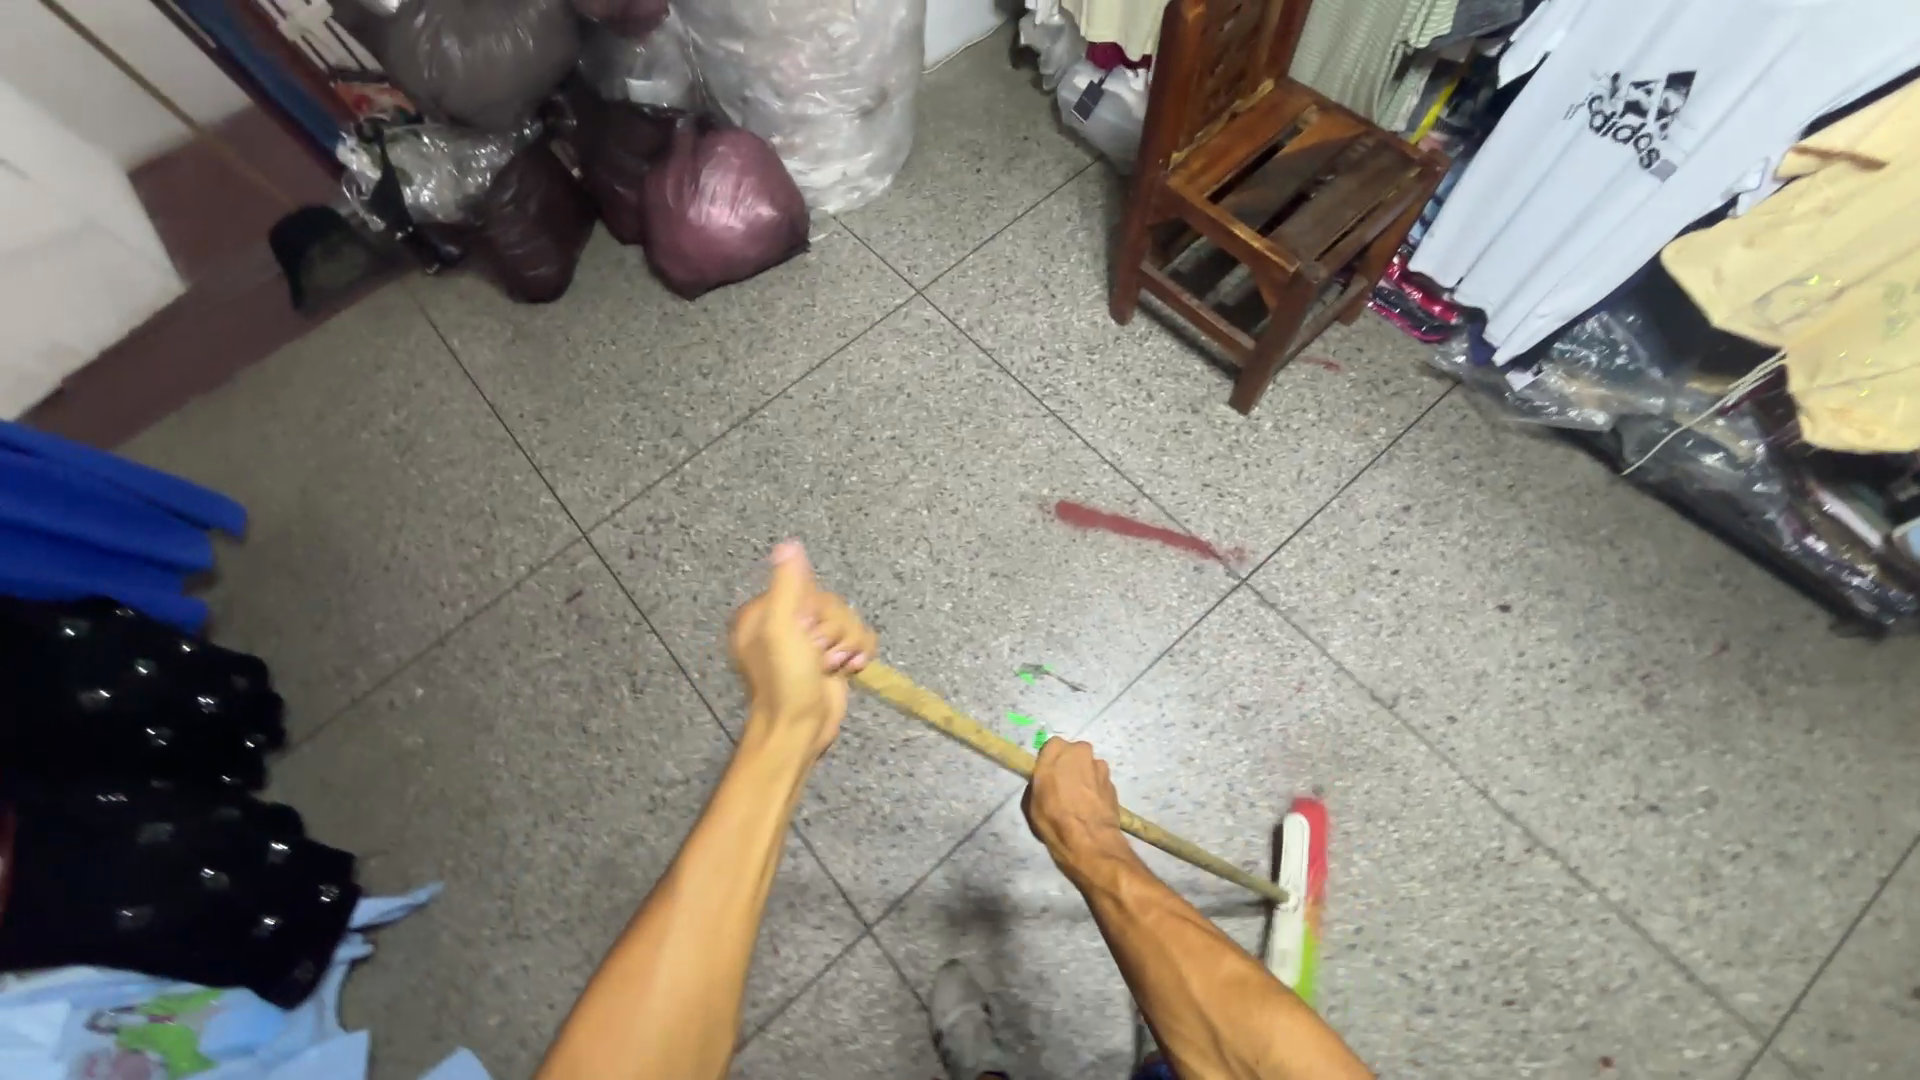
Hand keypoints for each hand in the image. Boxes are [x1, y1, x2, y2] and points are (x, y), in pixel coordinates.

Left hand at [729, 542, 875, 764]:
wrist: (801, 728)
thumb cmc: (785, 681)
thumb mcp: (782, 628)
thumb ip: (788, 585)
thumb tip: (789, 544)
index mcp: (766, 612)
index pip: (809, 588)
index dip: (817, 610)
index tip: (807, 633)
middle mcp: (786, 622)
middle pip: (833, 604)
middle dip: (835, 631)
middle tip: (819, 655)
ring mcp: (811, 641)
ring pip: (850, 620)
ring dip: (849, 645)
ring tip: (832, 666)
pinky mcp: (833, 656)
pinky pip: (861, 637)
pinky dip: (861, 652)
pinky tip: (849, 669)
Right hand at [1023, 738, 1133, 881]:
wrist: (1089, 840)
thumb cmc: (1053, 818)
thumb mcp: (1031, 801)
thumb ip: (1038, 781)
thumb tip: (1045, 780)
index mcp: (1057, 751)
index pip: (1052, 745)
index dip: (1050, 760)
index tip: (1047, 774)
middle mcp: (1080, 752)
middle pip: (1074, 753)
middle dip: (1070, 764)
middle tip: (1063, 785)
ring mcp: (1100, 767)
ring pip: (1089, 766)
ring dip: (1085, 777)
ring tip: (1080, 800)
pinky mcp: (1113, 784)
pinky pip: (1100, 782)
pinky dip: (1096, 790)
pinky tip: (1091, 807)